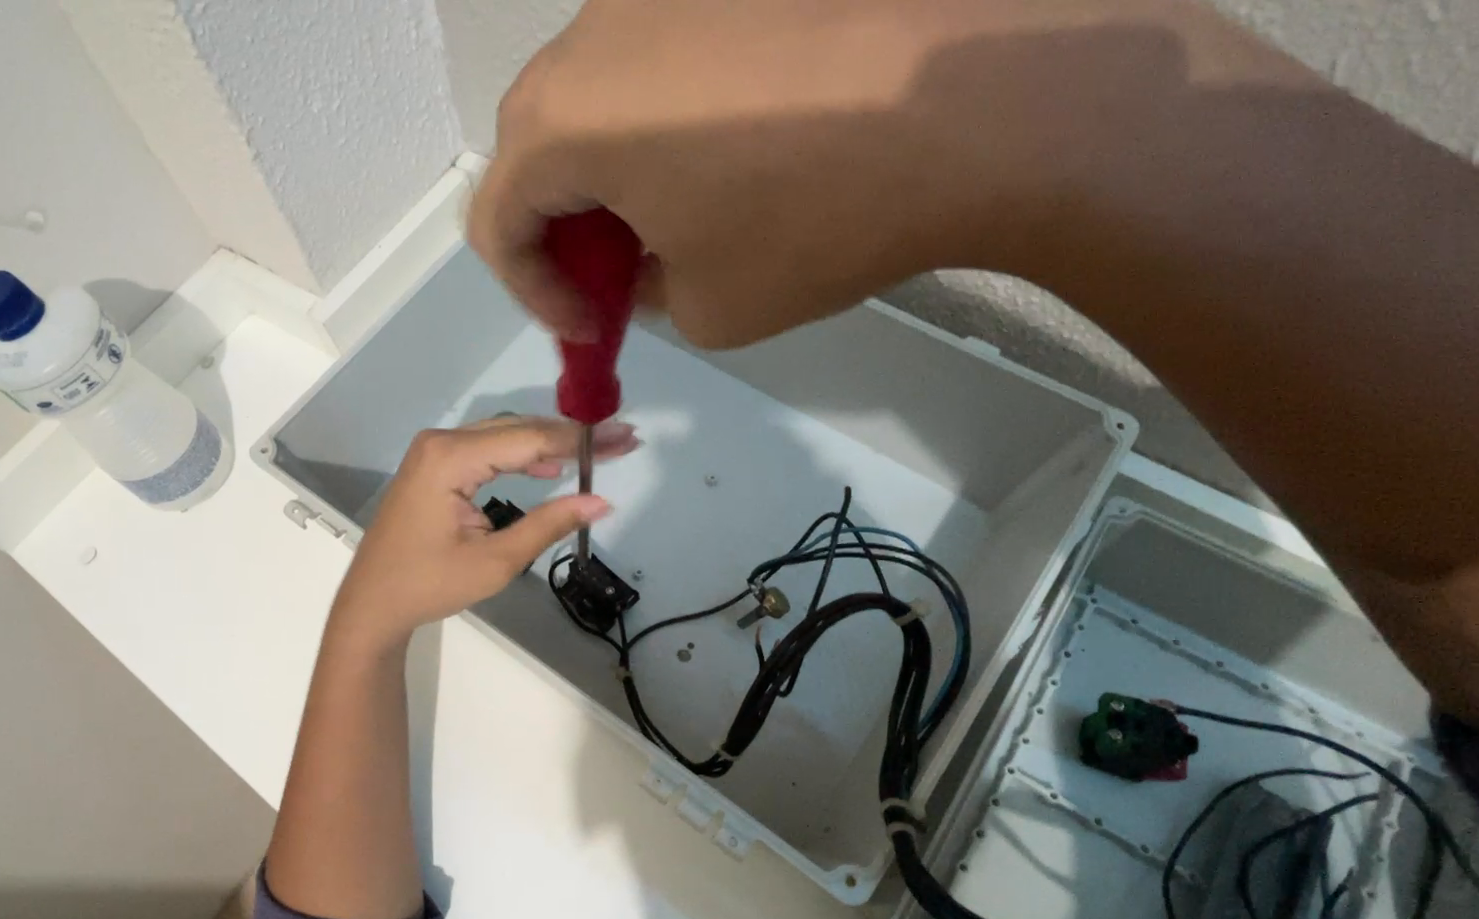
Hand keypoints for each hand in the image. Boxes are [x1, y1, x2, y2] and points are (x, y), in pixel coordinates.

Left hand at [329, 416, 636, 645]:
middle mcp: (440, 441)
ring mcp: (434, 451)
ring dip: (549, 443)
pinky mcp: (434, 465)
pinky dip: (521, 454)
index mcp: (449, 458)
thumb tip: (601, 502)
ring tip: (598, 451)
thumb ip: (548, 525)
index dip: (581, 440)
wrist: (372, 602)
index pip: (529, 440)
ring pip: (504, 434)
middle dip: (571, 437)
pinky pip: (486, 448)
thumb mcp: (495, 561)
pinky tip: (548, 466)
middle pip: (518, 429)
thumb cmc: (429, 585)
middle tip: (623, 440)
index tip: (625, 438)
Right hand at [468, 0, 1301, 347]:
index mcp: (563, 122)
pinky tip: (734, 148)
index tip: (593, 324)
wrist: (981, 98)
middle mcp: (590, 34)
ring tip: (687, 213)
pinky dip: (667, 118)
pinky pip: (658, 57)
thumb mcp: (708, 307)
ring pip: (596, 98)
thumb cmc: (819, 221)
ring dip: (615, 170)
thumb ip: (642, 296)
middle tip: (627, 276)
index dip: (533, 291)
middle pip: (537, 149)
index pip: (497, 220)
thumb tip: (643, 267)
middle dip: (569, 230)